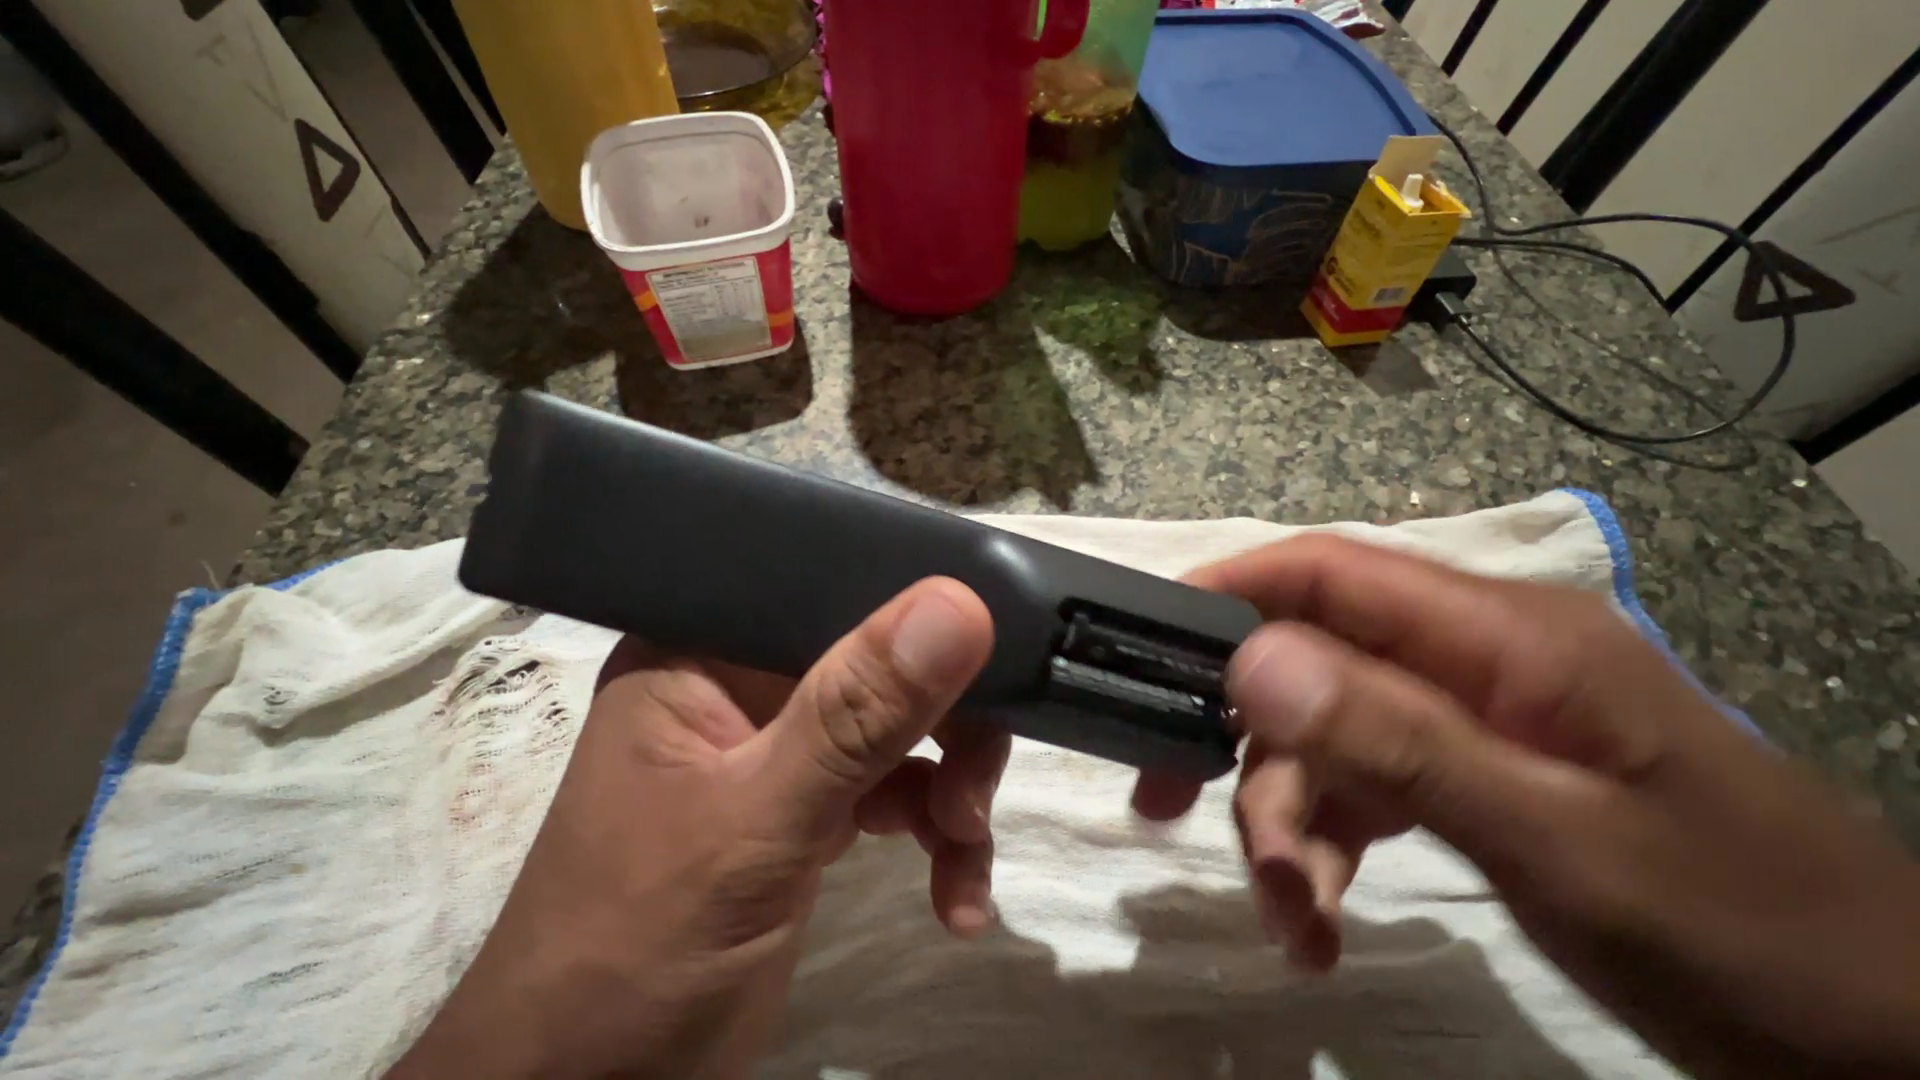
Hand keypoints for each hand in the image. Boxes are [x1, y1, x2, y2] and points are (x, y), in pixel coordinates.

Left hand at [388, 578, 998, 1079]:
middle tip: (978, 795)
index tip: (995, 654)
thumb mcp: (757, 826)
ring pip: (898, 731)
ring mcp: (776, 750)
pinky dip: (933, 836)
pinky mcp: (804, 809)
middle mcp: (740, 685)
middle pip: (879, 664)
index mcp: (701, 652)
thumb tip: (958, 604)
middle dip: (945, 726)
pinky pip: (892, 793)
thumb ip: (856, 718)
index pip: (827, 591)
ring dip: (949, 792)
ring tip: (965, 855)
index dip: (915, 608)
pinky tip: (955, 898)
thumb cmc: (641, 945)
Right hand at [1147, 536, 1919, 1077]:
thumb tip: (1250, 658)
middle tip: (1174, 815)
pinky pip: (1366, 793)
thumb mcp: (1556, 840)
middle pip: (1311, 669)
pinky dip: (1328, 852)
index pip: (1329, 570)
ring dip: (1287, 823)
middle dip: (1247, 749)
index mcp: (1504, 638)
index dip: (1227, 589)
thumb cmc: (1738, 930)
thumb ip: (1400, 742)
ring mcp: (1475, 721)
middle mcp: (1476, 662)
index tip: (1139, 643)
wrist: (1885, 1044)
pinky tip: (1319, 925)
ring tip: (1293, 922)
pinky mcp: (1476, 778)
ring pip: (1327, 742)